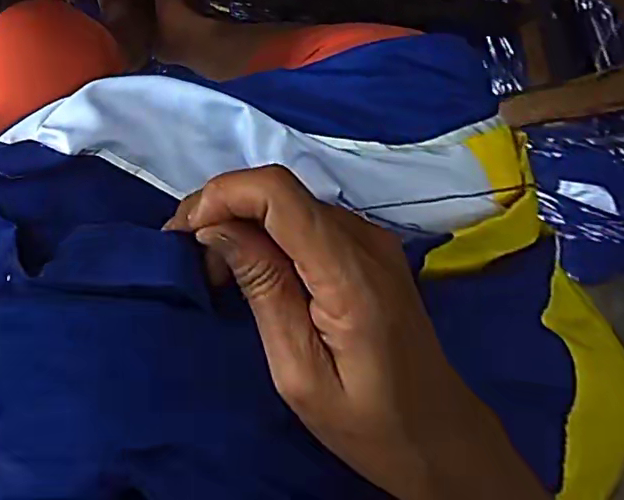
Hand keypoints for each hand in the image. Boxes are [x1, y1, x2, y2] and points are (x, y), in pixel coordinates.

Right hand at [167, 167, 548, 499]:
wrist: (440, 432)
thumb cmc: (370, 423)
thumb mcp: (300, 375)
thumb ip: (263, 291)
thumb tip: (217, 228)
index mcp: (350, 272)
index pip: (280, 194)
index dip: (225, 194)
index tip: (183, 230)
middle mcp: (363, 235)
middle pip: (281, 189)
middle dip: (223, 205)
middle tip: (184, 248)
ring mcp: (370, 234)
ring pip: (290, 199)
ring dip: (243, 218)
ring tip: (214, 265)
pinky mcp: (367, 241)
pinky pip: (306, 216)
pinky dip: (268, 228)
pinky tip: (251, 264)